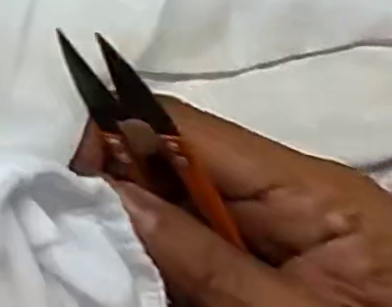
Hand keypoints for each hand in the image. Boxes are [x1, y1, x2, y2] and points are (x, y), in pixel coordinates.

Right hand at [81, 99, 391, 306]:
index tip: (70, 155)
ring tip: (92, 225)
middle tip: (70, 199)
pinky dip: (169, 246)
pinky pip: (206, 237)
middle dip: (130, 174)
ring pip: (189, 199)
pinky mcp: (278, 263)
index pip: (201, 132)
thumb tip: (119, 196)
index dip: (129, 128)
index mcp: (322, 192)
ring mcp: (290, 230)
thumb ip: (211, 263)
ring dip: (143, 213)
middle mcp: (301, 195)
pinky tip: (134, 254)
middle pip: (189, 160)